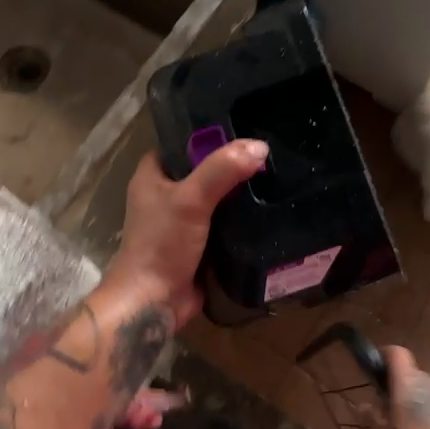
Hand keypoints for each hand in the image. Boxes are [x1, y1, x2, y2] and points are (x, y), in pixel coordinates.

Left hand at [102, 141, 267, 326]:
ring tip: (277, 174)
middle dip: (233, 163)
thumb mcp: (190, 199)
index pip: (184, 141)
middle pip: (205, 168)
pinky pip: (226, 222)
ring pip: (218, 196)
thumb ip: (222, 170)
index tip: (247, 125)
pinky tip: (270, 207)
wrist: (153, 303)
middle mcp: (166, 193)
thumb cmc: (161, 244)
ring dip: (241, 192)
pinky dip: (243, 218)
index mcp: (153, 174)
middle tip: (270, 151)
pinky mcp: (201, 243)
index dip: (212, 133)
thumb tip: (260, 146)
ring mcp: (184, 220)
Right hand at [372, 345, 429, 428]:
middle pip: (410, 373)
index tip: (376, 368)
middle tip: (389, 405)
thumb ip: (372, 417)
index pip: (396, 352)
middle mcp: (427, 379)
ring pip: (425, 389)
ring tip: (408, 423)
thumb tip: (361, 404)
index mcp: (406, 379)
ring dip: (415, 400)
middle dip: (399, 385)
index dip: (385, 355)